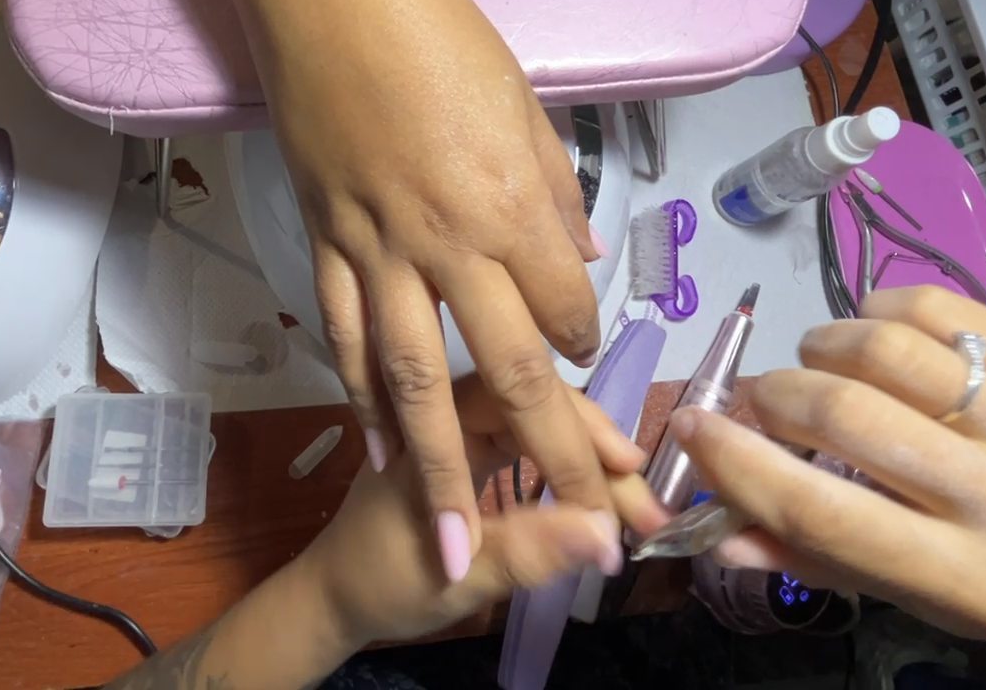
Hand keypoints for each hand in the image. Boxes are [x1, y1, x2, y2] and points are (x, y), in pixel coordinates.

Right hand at [249, 0, 609, 582]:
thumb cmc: (434, 30)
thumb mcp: (517, 96)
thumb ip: (550, 183)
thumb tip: (576, 245)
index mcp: (508, 200)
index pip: (563, 303)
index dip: (585, 339)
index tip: (589, 358)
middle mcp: (447, 242)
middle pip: (508, 367)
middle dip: (551, 451)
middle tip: (582, 522)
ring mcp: (376, 249)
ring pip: (413, 378)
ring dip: (439, 467)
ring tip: (457, 542)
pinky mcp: (324, 240)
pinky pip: (341, 333)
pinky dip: (357, 395)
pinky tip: (372, 444)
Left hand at [304, 380, 667, 646]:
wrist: (337, 588)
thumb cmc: (384, 577)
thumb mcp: (456, 572)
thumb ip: (527, 552)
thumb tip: (605, 534)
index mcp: (438, 419)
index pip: (518, 397)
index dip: (579, 429)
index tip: (631, 474)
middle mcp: (454, 408)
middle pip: (537, 406)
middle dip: (597, 451)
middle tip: (648, 507)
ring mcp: (465, 425)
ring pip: (538, 423)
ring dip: (589, 460)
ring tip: (637, 504)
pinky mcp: (473, 447)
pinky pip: (528, 441)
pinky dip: (566, 467)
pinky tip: (598, 491)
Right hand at [668, 287, 985, 644]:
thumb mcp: (897, 591)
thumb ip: (802, 555)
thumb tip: (712, 529)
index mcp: (967, 577)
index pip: (820, 510)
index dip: (735, 461)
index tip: (689, 424)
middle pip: (844, 414)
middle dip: (776, 396)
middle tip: (767, 401)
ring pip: (882, 349)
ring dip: (821, 345)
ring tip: (820, 362)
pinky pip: (929, 305)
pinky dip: (874, 310)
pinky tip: (874, 336)